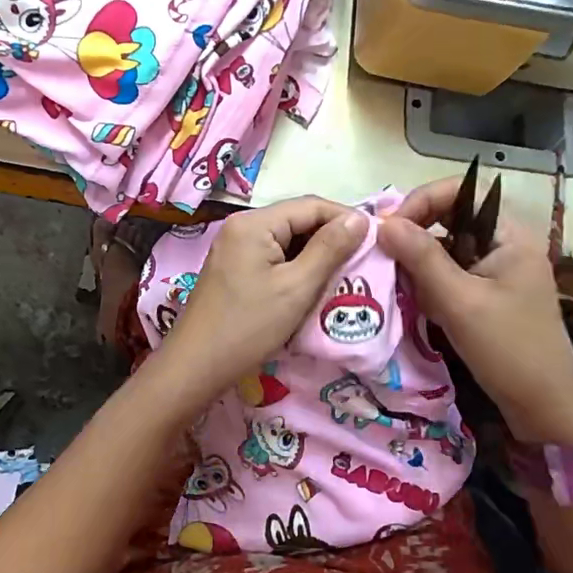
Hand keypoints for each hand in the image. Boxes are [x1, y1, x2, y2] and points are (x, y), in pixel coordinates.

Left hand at [151, 196, 365, 405]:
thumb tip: (360, 218)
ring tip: (343, 276)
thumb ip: (330, 249)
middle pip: (297, 220)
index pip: (312, 205)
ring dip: (315, 255)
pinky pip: (272, 258)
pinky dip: (295, 268)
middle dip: (331, 238)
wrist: (195, 366)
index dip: (346, 219)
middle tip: (363, 262)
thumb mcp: (297, 287)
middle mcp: (241, 226)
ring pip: (286, 241)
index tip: (376, 242)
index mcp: (254, 223)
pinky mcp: (232, 270)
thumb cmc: (248, 327)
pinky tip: (312, 286)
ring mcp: (233, 248)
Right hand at [378, 178, 572, 445]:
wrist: (544, 404)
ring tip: (396, 280)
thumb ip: (421, 258)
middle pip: (451, 218)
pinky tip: (416, 301)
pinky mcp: (488, 294)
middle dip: (416, 233)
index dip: (421, 201)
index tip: (387, 228)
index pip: (461, 192)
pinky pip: (452, 274)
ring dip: (420, 261)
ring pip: (447, 248)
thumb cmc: (507, 348)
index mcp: (510, 234)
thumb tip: (384, 222)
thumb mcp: (459, 302)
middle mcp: (505, 244)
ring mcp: (497, 270)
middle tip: (383, 255)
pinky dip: (430, 283)